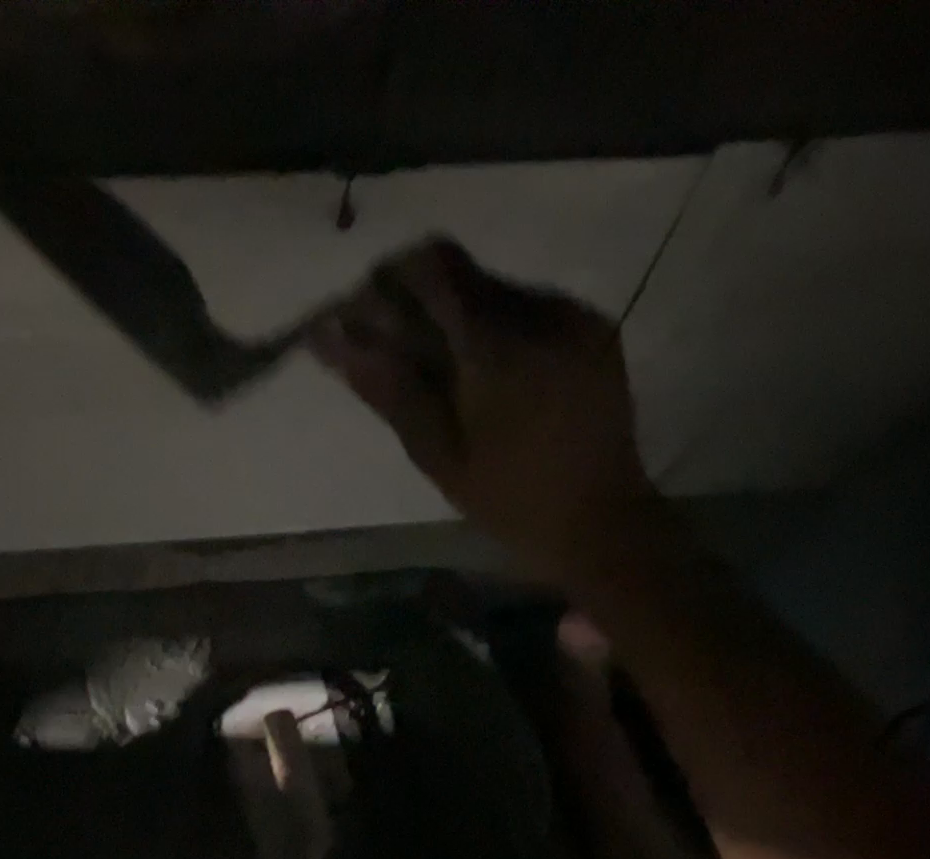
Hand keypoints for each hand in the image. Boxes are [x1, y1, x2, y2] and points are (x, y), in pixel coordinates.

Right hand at [310, 238, 660, 580]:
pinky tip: (489, 375)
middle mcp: (542, 313)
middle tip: (401, 354)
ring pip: (493, 286)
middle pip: (462, 272)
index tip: (367, 315)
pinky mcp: (593, 327)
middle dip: (420, 303)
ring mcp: (575, 316)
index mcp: (498, 346)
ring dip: (458, 315)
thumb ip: (385, 383)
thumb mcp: (434, 450)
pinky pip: (527, 305)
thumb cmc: (508, 498)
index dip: (390, 281)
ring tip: (448, 373)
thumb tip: (327, 333)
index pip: (432, 267)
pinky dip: (495, 327)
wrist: (602, 520)